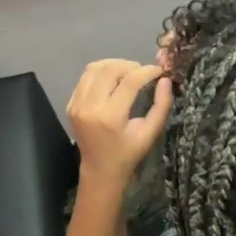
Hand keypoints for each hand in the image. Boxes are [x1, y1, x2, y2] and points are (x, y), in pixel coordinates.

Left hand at [67, 59, 170, 179]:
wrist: (100, 170)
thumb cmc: (128, 154)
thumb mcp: (150, 133)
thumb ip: (161, 106)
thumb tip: (165, 80)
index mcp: (110, 117)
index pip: (130, 82)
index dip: (147, 71)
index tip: (159, 71)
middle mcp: (89, 107)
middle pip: (110, 69)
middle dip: (130, 65)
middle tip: (143, 72)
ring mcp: (76, 105)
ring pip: (94, 68)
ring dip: (114, 64)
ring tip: (128, 72)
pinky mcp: (71, 104)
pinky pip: (85, 77)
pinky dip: (101, 73)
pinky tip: (113, 81)